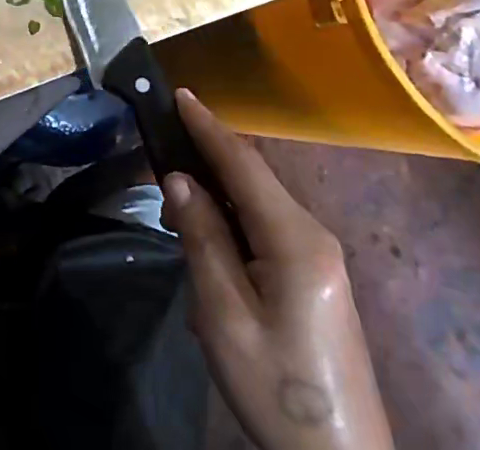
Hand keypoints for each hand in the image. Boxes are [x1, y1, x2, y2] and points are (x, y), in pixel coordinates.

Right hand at [163, 89, 393, 449]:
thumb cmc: (275, 384)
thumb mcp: (224, 315)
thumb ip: (202, 239)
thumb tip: (178, 179)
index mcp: (294, 238)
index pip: (244, 165)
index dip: (209, 126)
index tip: (180, 93)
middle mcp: (313, 234)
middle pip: (253, 180)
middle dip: (207, 160)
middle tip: (160, 157)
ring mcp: (319, 255)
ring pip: (258, 205)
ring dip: (217, 197)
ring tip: (176, 209)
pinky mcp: (316, 276)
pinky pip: (266, 229)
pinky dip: (232, 223)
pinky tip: (210, 246)